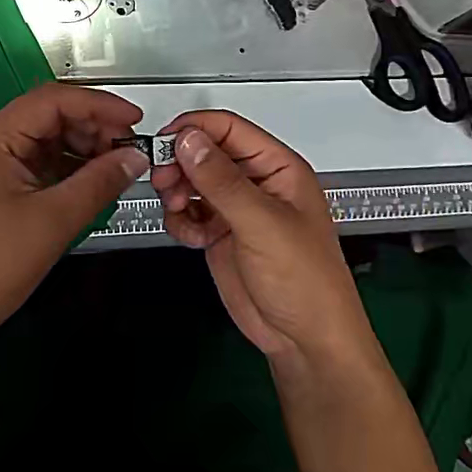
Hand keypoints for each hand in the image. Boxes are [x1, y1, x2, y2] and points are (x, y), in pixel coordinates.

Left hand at [0, 84, 147, 413]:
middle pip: (50, 115)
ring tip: (117, 167)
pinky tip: (94, 181)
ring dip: (84, 148)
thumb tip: (133, 158)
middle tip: (129, 148)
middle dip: (94, 127)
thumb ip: (100, 182)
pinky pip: (40, 161)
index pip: (54, 100)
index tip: (134, 120)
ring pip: (47, 138)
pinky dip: (69, 167)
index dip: (100, 105)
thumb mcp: (54, 221)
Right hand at [151, 111, 375, 366]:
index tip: (165, 140)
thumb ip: (223, 181)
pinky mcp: (220, 233)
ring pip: (192, 181)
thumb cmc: (307, 282)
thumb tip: (191, 140)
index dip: (195, 129)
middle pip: (205, 153)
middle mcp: (254, 183)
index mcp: (277, 168)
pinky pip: (188, 212)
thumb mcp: (263, 224)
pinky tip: (190, 235)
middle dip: (180, 163)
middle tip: (165, 180)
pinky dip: (181, 221)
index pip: (229, 129)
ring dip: (177, 191)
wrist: (304, 341)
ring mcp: (235, 208)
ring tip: (177, 209)